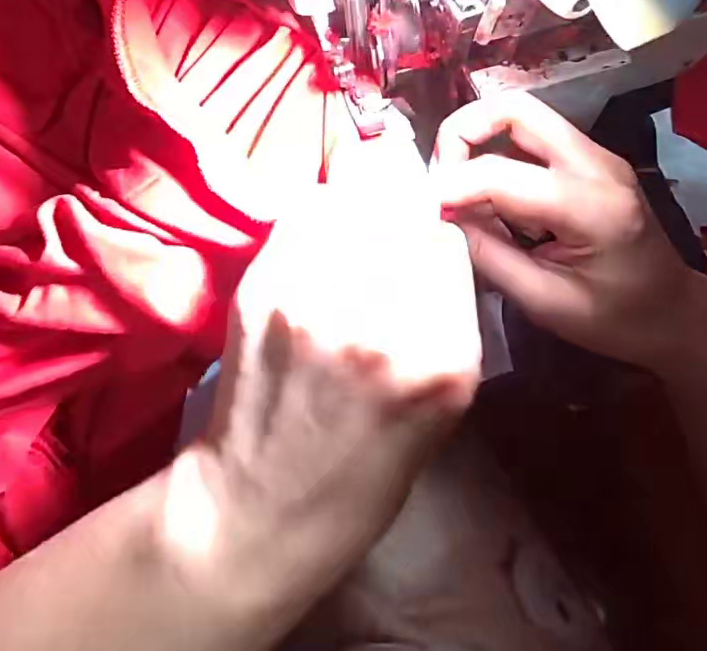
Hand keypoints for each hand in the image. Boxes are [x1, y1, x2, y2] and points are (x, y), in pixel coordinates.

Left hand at [168, 116, 481, 611]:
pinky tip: (313, 244)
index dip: (430, 233)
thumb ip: (444, 311)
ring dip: (353, 206)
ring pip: (350, 199)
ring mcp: (316, 300)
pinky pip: (303, 213)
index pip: (444, 239)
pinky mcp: (264, 289)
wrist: (263, 506)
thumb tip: (429, 231)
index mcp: (442, 356)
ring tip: (346, 232)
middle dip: (394, 207)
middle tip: (379, 219)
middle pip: (399, 210)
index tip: (416, 237)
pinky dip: (314, 215)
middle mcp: (382, 321)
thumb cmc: (365, 468)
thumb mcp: (441, 401)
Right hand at [429, 91, 706, 373]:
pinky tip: (485, 189)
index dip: (449, 186)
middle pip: (513, 110)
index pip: (500, 174)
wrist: (676, 313)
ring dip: (477, 137)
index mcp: (591, 207)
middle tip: (438, 176)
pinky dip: (495, 150)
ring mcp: (595, 155)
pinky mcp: (588, 158)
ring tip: (456, 182)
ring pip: (520, 114)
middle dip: (461, 131)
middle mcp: (596, 164)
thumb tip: (439, 217)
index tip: (421, 209)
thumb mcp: (543, 302)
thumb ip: (487, 254)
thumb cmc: (616, 320)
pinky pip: (530, 136)